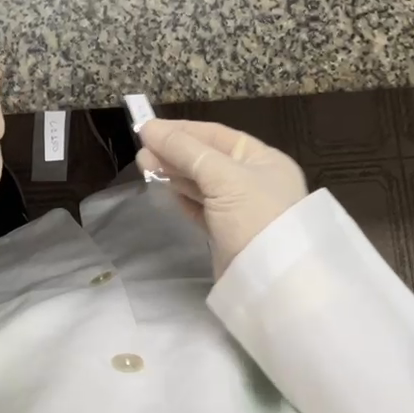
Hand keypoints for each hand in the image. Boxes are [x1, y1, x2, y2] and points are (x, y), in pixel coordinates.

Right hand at [136, 119, 308, 277]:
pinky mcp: (227, 232)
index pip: (216, 135)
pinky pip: (200, 205)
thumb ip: (184, 150)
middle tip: (141, 153)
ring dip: (173, 172)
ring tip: (143, 166)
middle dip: (173, 152)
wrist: (273, 284)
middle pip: (206, 157)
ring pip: (200, 181)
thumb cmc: (255, 217)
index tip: (148, 129)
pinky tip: (164, 189)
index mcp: (263, 159)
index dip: (181, 130)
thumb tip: (149, 128)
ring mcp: (240, 207)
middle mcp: (254, 179)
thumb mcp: (222, 177)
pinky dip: (182, 196)